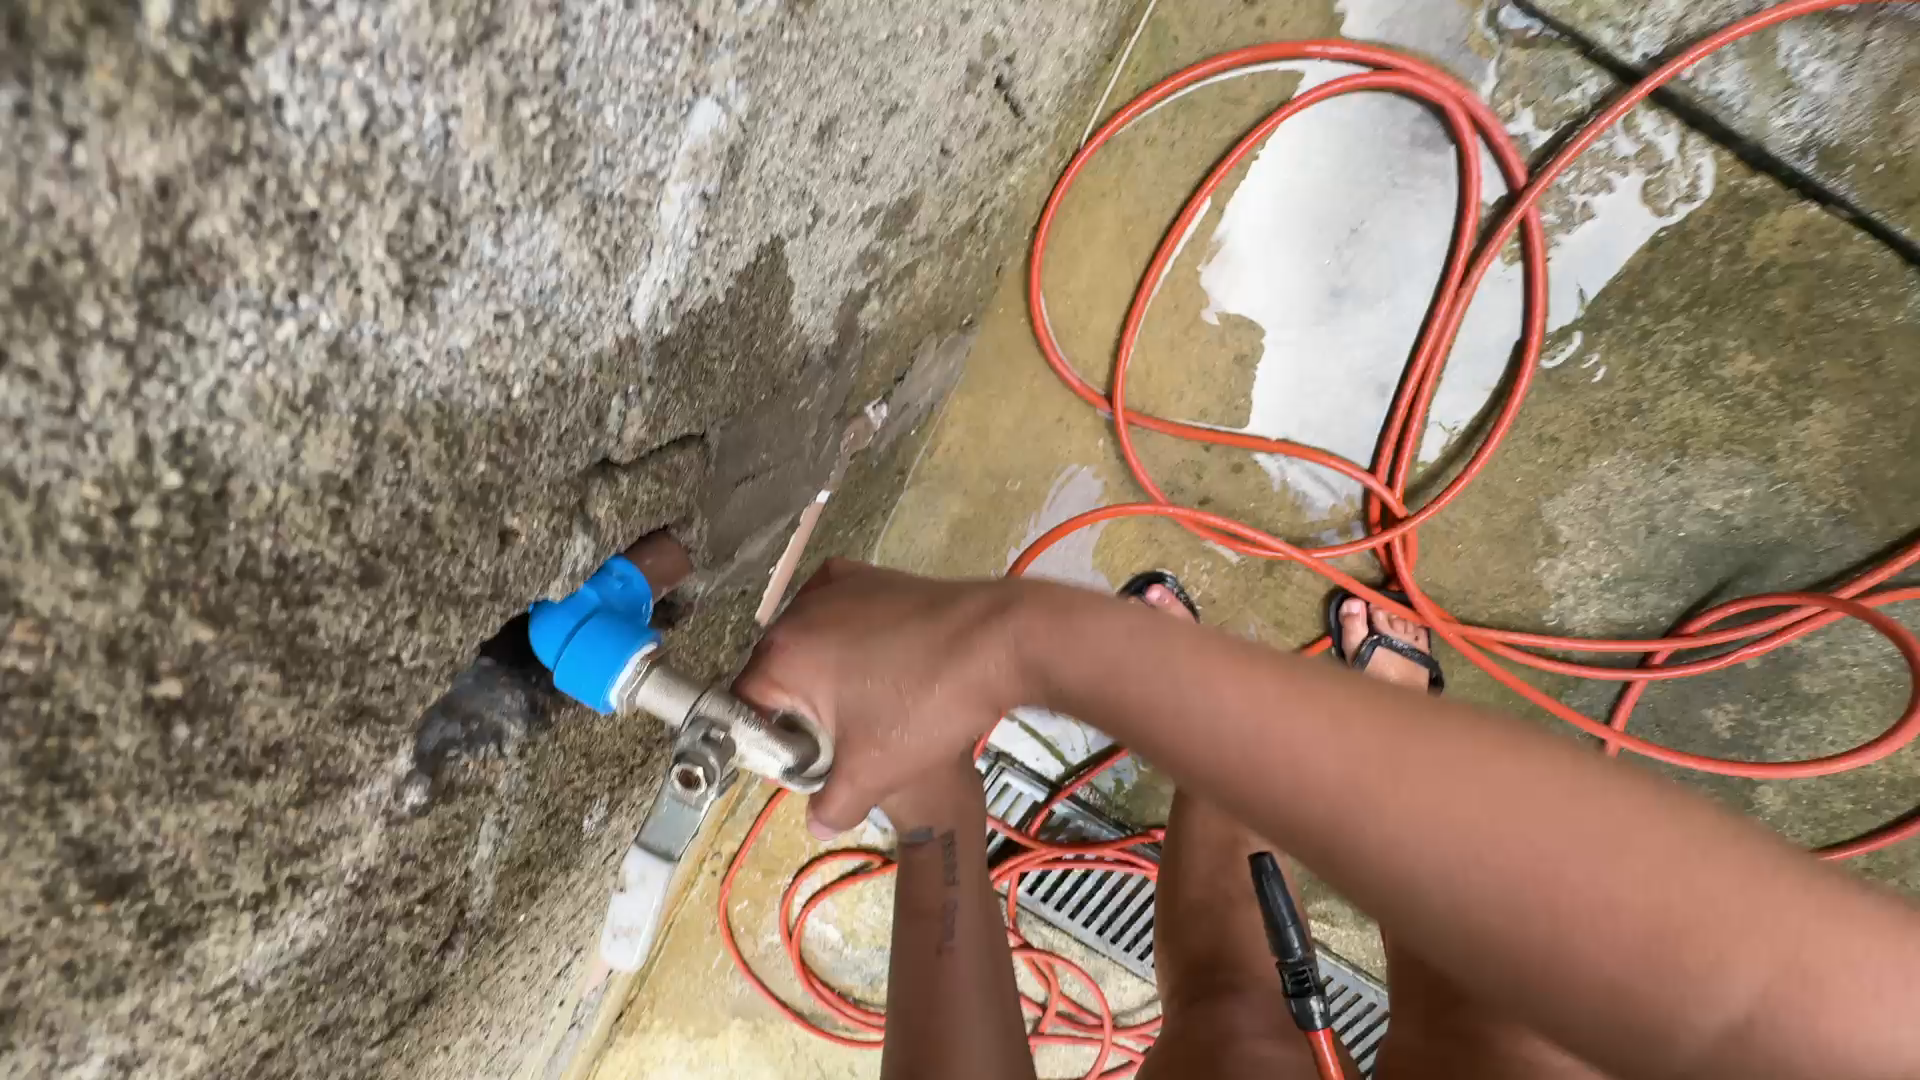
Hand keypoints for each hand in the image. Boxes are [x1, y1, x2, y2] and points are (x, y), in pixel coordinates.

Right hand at [734, 560, 1036, 836]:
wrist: (998, 641)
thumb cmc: (927, 704)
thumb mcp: (873, 773)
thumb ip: (831, 807)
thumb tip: (817, 823)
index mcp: (783, 654)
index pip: (745, 705)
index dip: (769, 741)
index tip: (802, 759)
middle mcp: (799, 610)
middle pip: (776, 670)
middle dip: (798, 706)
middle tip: (837, 737)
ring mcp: (837, 584)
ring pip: (809, 639)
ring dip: (823, 670)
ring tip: (865, 700)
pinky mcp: (871, 574)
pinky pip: (839, 610)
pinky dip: (846, 633)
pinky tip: (873, 656)